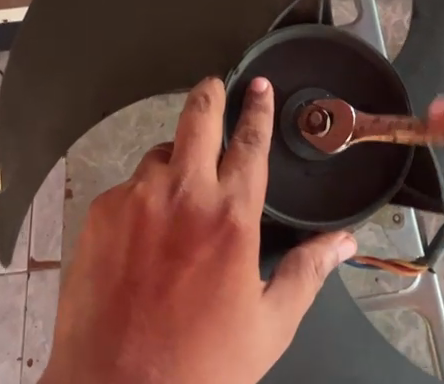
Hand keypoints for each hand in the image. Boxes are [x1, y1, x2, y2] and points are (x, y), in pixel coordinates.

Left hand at [40, 76, 357, 383]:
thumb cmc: (199, 366)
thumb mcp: (269, 324)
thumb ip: (307, 272)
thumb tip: (342, 244)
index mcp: (231, 215)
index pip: (250, 140)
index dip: (257, 107)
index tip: (259, 87)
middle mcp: (182, 193)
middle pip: (198, 116)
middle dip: (210, 95)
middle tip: (216, 88)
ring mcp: (136, 199)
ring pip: (159, 153)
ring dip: (174, 160)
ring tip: (181, 194)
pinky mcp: (101, 214)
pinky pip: (127, 188)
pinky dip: (142, 198)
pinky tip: (147, 234)